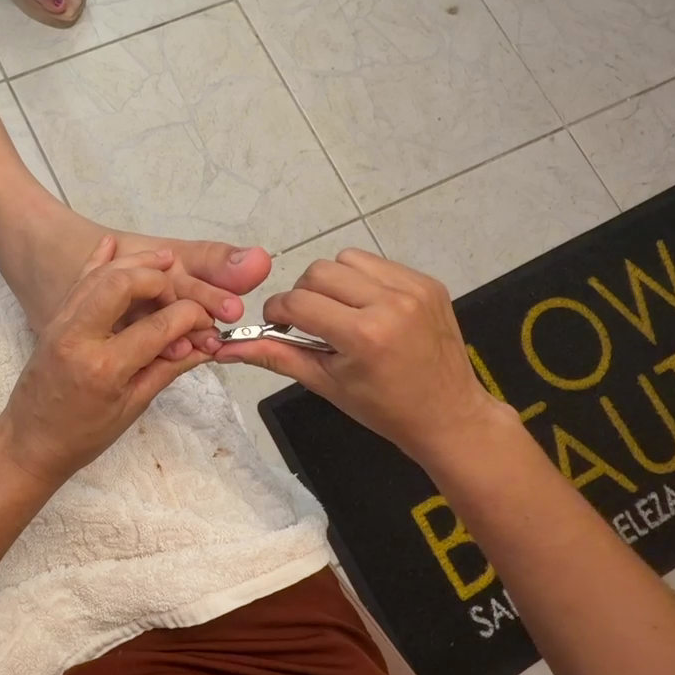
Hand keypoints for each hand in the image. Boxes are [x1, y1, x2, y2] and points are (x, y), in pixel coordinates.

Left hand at [0, 236, 217, 487]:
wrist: (29, 441)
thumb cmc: (84, 435)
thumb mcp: (132, 407)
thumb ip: (168, 368)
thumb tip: (207, 345)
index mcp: (104, 367)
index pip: (158, 326)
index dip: (190, 318)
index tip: (208, 320)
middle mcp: (79, 337)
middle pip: (123, 284)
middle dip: (158, 279)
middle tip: (180, 290)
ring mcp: (62, 324)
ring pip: (100, 275)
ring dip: (134, 263)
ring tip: (165, 259)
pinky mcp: (54, 319)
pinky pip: (78, 282)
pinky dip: (97, 261)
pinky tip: (112, 244)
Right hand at [213, 248, 513, 463]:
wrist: (448, 414)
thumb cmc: (382, 408)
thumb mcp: (325, 383)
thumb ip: (276, 356)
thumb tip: (226, 349)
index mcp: (363, 335)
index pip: (297, 303)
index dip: (277, 312)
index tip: (279, 326)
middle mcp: (389, 304)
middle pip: (318, 272)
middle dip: (304, 295)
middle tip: (311, 323)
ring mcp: (413, 289)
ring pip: (345, 259)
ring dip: (333, 282)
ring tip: (340, 312)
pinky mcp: (427, 283)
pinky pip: (376, 263)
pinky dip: (361, 280)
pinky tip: (367, 307)